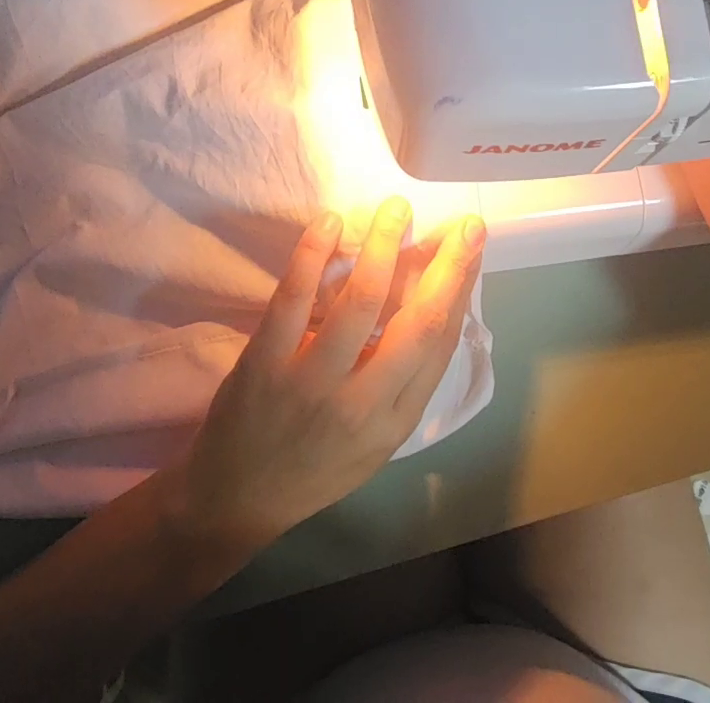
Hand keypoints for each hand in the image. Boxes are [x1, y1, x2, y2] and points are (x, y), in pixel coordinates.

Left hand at [159, 197, 485, 552]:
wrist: (237, 498)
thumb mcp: (376, 442)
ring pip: (360, 302)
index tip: (471, 251)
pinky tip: (328, 223)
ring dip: (383, 247)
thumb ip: (403, 382)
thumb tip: (431, 313)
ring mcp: (312, 380)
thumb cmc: (316, 467)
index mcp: (396, 420)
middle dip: (446, 267)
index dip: (460, 292)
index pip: (440, 345)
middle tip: (461, 224)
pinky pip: (294, 298)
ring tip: (397, 211)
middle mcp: (363, 403)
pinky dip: (313, 255)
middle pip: (417, 322)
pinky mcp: (265, 362)